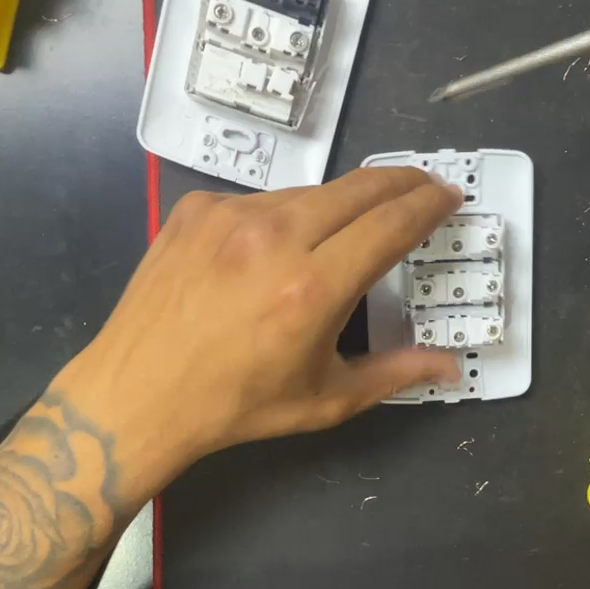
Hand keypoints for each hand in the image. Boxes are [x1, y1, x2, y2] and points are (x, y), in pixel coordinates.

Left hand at [52, 168, 464, 494]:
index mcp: (312, 287)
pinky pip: (261, 200)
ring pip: (309, 193)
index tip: (449, 196)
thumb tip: (450, 366)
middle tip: (424, 187)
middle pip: (358, 189)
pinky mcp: (196, 207)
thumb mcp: (326, 399)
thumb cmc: (239, 405)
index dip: (427, 205)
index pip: (390, 225)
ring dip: (341, 204)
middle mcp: (274, 236)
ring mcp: (229, 214)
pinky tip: (276, 249)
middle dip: (401, 183)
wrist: (138, 393)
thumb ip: (395, 373)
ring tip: (347, 230)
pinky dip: (284, 216)